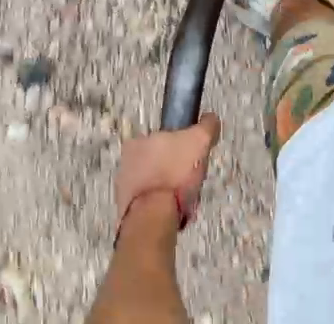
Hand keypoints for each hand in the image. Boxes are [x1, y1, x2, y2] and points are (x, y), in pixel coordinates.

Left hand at [113, 113, 220, 227]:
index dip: (181, 145)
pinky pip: (150, 202)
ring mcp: (124, 188)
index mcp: (136, 141)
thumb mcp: (200, 139)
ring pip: (155, 181)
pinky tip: (175, 209)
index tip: (192, 156)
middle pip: (159, 160)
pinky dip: (162, 204)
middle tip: (191, 177)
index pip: (163, 137)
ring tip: (185, 196)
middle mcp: (125, 162)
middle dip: (175, 167)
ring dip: (169, 187)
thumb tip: (209, 118)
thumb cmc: (176, 172)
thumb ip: (207, 125)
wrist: (154, 216)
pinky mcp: (126, 210)